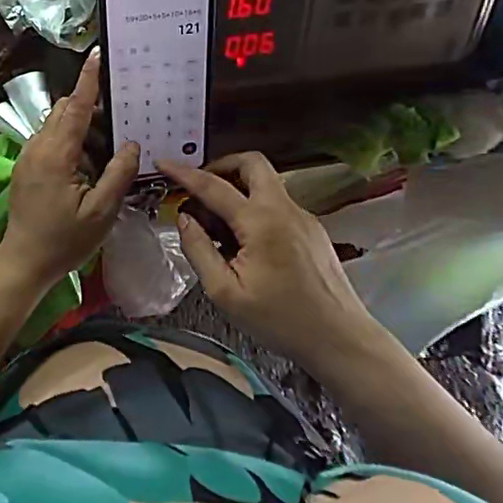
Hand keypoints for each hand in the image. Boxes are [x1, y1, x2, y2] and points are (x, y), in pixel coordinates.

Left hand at [0, 50, 139, 287]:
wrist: (24, 261)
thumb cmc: (64, 240)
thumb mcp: (102, 211)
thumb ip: (118, 173)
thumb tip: (130, 144)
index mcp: (55, 155)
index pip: (76, 108)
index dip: (88, 81)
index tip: (97, 56)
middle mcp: (37, 148)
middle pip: (64, 111)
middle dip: (90, 107)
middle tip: (119, 121)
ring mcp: (27, 157)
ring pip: (55, 125)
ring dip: (80, 127)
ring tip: (105, 151)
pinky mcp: (25, 168)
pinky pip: (49, 140)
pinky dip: (68, 141)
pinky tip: (86, 164)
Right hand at [158, 152, 385, 371]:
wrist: (339, 339)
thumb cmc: (280, 320)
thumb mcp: (224, 292)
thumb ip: (198, 249)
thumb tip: (184, 219)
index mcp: (261, 222)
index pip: (213, 186)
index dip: (184, 172)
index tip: (163, 163)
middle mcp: (285, 210)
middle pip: (252, 163)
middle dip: (220, 166)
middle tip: (198, 187)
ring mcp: (303, 218)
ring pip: (266, 183)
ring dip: (237, 188)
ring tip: (216, 224)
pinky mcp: (312, 230)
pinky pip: (277, 204)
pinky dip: (253, 207)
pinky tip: (242, 241)